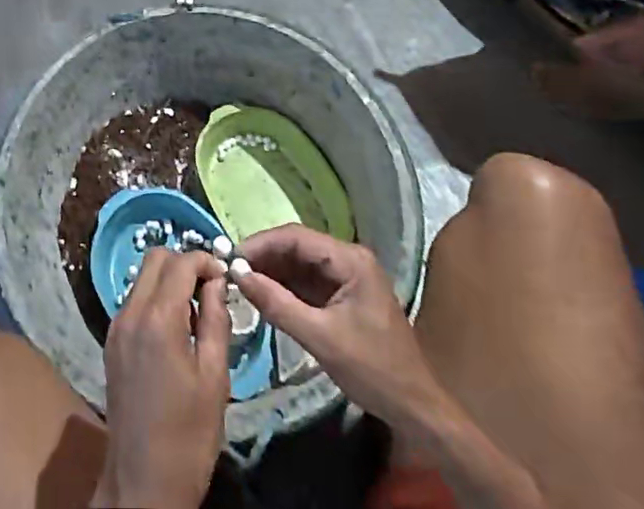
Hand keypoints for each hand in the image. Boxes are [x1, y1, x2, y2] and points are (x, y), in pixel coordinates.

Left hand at [93, 249, 229, 508]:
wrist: (143, 481)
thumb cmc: (189, 433)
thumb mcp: (215, 376)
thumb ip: (217, 319)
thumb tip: (218, 282)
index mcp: (158, 319)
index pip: (181, 263)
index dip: (206, 261)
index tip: (226, 277)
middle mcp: (130, 313)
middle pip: (155, 260)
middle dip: (185, 264)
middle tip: (211, 290)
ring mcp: (116, 327)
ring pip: (142, 278)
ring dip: (169, 281)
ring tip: (197, 315)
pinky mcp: (111, 342)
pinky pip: (134, 302)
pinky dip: (155, 300)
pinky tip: (176, 331)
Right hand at [232, 225, 427, 424]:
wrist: (414, 407)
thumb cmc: (372, 369)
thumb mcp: (320, 337)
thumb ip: (277, 304)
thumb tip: (237, 275)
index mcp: (350, 260)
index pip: (296, 237)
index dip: (261, 244)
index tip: (230, 258)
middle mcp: (348, 259)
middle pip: (296, 247)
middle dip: (263, 257)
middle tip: (230, 272)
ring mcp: (346, 277)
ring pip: (298, 264)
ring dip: (270, 272)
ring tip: (240, 283)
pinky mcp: (341, 295)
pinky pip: (305, 282)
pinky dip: (283, 287)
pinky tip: (262, 296)